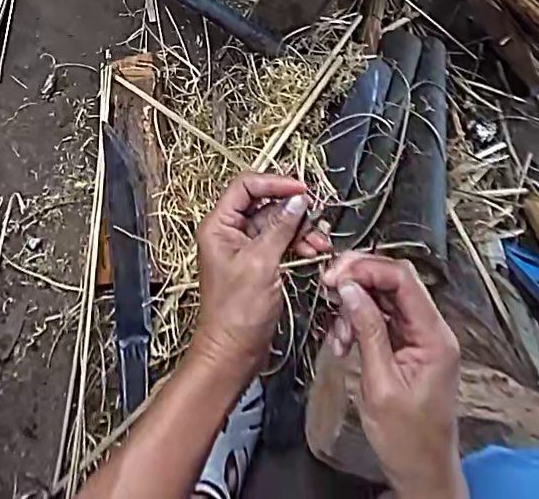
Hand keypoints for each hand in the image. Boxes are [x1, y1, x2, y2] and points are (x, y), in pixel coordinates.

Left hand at [193, 174, 330, 375]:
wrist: (232, 355)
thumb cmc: (236, 314)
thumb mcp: (261, 263)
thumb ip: (281, 227)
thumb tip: (299, 199)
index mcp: (218, 225)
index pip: (246, 185)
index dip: (275, 182)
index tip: (301, 189)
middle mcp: (229, 231)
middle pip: (265, 201)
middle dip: (293, 207)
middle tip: (316, 212)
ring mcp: (245, 246)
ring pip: (277, 220)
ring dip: (301, 226)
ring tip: (319, 238)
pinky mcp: (259, 260)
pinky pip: (282, 239)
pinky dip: (299, 241)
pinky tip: (314, 249)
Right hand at [322, 253, 465, 498]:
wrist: (423, 475)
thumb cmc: (407, 440)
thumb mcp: (381, 386)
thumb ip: (368, 331)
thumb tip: (349, 288)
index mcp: (434, 334)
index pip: (404, 279)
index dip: (369, 268)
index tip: (337, 274)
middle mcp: (431, 327)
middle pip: (394, 281)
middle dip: (359, 280)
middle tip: (328, 287)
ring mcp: (420, 334)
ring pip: (385, 297)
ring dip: (355, 307)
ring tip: (339, 338)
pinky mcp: (407, 344)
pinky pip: (382, 317)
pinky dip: (360, 322)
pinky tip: (344, 342)